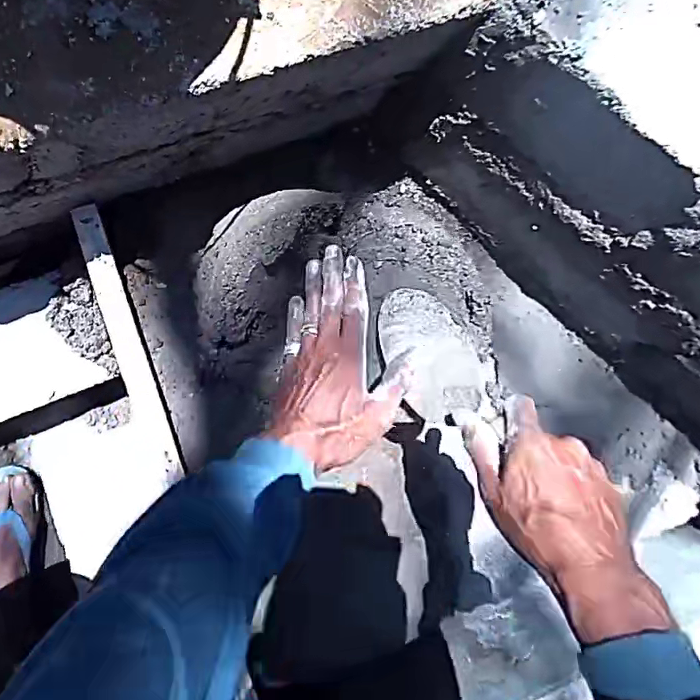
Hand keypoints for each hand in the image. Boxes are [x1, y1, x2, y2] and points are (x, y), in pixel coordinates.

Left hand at [263, 245, 409, 472]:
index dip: (355, 285)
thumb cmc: (334, 434)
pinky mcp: (287, 366)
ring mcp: (303, 355)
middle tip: (332, 252)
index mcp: (349, 357)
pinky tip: (295, 302)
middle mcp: (324, 349)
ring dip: (313, 287)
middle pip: (330, 303)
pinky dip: (294, 315)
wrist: (290, 447)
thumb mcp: (374, 417)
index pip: (354, 312)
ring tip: (314, 265)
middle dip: (333, 275)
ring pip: (310, 312)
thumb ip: (394, 387)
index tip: (354, 264)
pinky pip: (292, 332)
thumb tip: (412, 363)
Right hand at [462, 396, 673, 643]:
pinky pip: (586, 478)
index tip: (505, 425)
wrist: (591, 566)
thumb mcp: (495, 495)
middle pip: (543, 441)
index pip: (520, 411)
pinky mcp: (609, 484)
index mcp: (533, 444)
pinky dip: (577, 490)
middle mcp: (566, 447)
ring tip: (547, 506)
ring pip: (566, 460)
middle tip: (521, 486)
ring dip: (557, 474)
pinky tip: (568, 513)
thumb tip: (472, 427)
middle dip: (533, 457)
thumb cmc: (541, 535)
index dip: (510, 416)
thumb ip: (482, 454)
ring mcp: (592, 465)